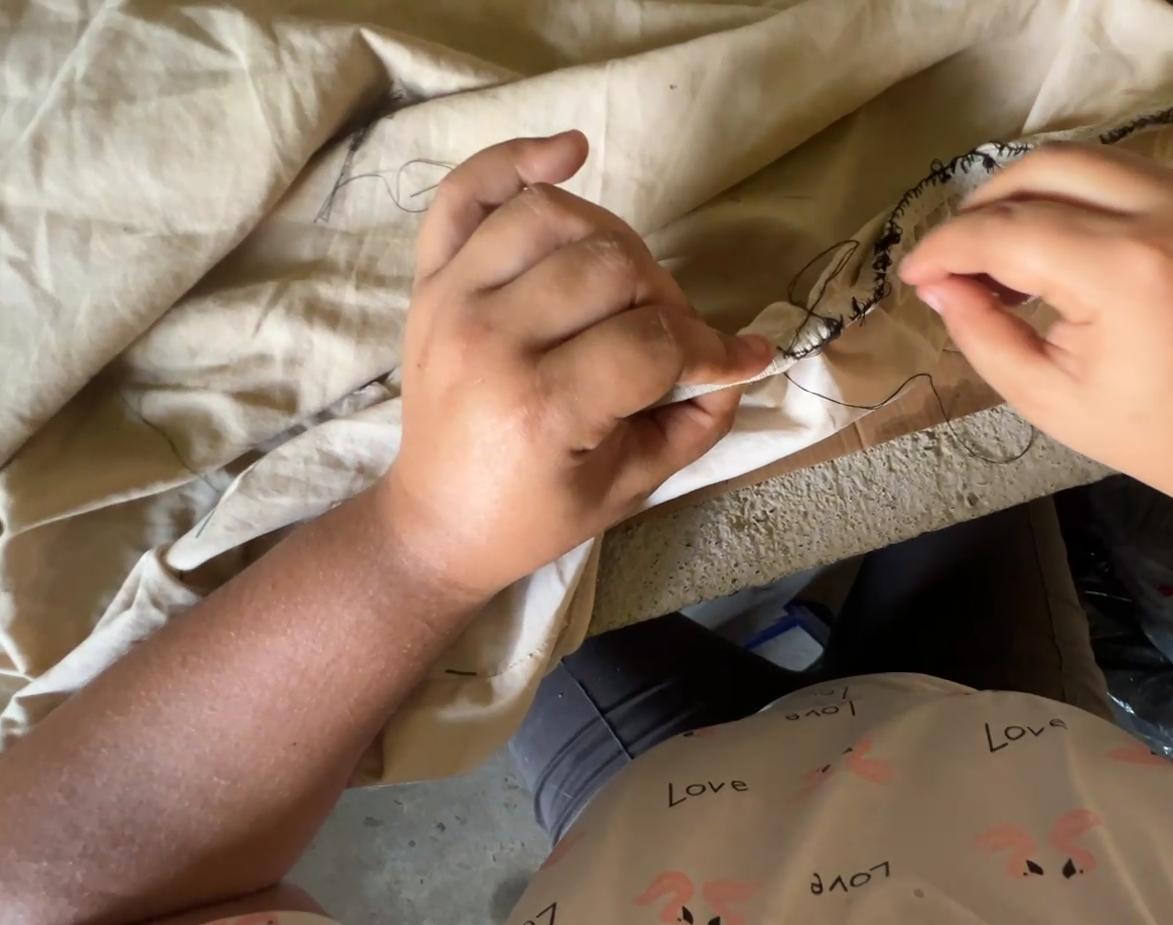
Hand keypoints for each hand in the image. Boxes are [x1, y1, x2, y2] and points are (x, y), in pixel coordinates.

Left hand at [383, 132, 771, 597]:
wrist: (440, 521)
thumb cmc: (537, 515)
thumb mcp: (631, 487)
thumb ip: (697, 422)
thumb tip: (742, 361)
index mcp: (543, 407)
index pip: (654, 341)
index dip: (710, 350)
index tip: (735, 363)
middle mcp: (491, 339)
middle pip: (614, 267)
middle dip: (667, 302)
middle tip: (673, 341)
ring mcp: (451, 299)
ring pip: (556, 216)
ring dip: (617, 243)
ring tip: (631, 288)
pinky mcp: (429, 282)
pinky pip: (469, 193)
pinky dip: (518, 160)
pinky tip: (570, 154)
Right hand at [897, 144, 1172, 521]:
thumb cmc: (1150, 434)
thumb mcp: (1045, 398)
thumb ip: (981, 334)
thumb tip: (937, 285)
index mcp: (1124, 270)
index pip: (1005, 230)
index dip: (944, 247)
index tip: (911, 274)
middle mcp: (1169, 208)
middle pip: (1041, 169)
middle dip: (979, 210)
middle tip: (951, 262)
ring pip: (1082, 161)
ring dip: (1023, 200)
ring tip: (998, 263)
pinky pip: (1121, 175)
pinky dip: (1071, 201)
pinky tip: (1053, 251)